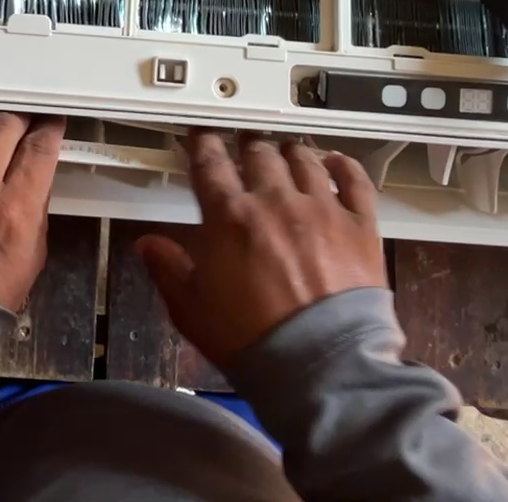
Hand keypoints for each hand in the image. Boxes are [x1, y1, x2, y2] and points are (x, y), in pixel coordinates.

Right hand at [136, 130, 386, 364]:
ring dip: (290, 152)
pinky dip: (345, 166)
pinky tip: (337, 162)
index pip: (209, 162)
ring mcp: (321, 209)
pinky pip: (355, 181)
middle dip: (246, 146)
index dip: (202, 144)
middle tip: (243, 148)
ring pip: (303, 159)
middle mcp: (275, 201)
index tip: (200, 137)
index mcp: (229, 216)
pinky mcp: (360, 226)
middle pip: (258, 153)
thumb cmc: (253, 340)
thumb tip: (147, 244)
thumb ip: (167, 270)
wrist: (324, 369)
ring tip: (285, 153)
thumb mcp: (192, 310)